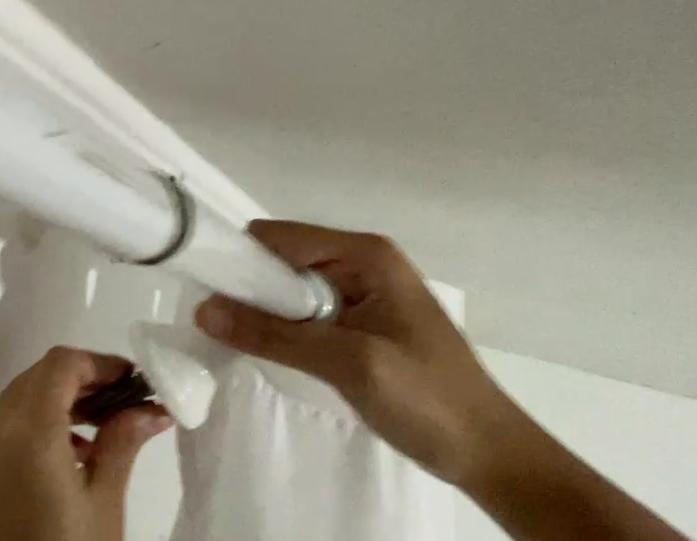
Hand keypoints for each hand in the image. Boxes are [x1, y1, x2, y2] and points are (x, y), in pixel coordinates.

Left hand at [0, 346, 172, 540]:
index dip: (100, 363)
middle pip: (39, 376)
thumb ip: (122, 443)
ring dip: (58, 400)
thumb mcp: (103, 504)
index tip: (134, 381)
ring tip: (102, 429)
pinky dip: (33, 421)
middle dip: (82, 381)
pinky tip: (66, 451)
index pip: (61, 365)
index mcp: (27, 427)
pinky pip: (1, 421)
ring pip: (19, 396)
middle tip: (125, 403)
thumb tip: (151, 408)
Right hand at [193, 220, 520, 486]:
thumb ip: (275, 335)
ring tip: (241, 340)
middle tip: (222, 324)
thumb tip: (202, 310)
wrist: (495, 460)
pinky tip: (271, 350)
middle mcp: (360, 261)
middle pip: (279, 259)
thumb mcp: (348, 364)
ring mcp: (360, 291)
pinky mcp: (358, 321)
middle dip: (250, 288)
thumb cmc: (430, 401)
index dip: (239, 258)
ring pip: (287, 287)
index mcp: (365, 254)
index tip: (207, 292)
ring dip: (263, 311)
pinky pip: (302, 310)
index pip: (276, 236)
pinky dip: (281, 327)